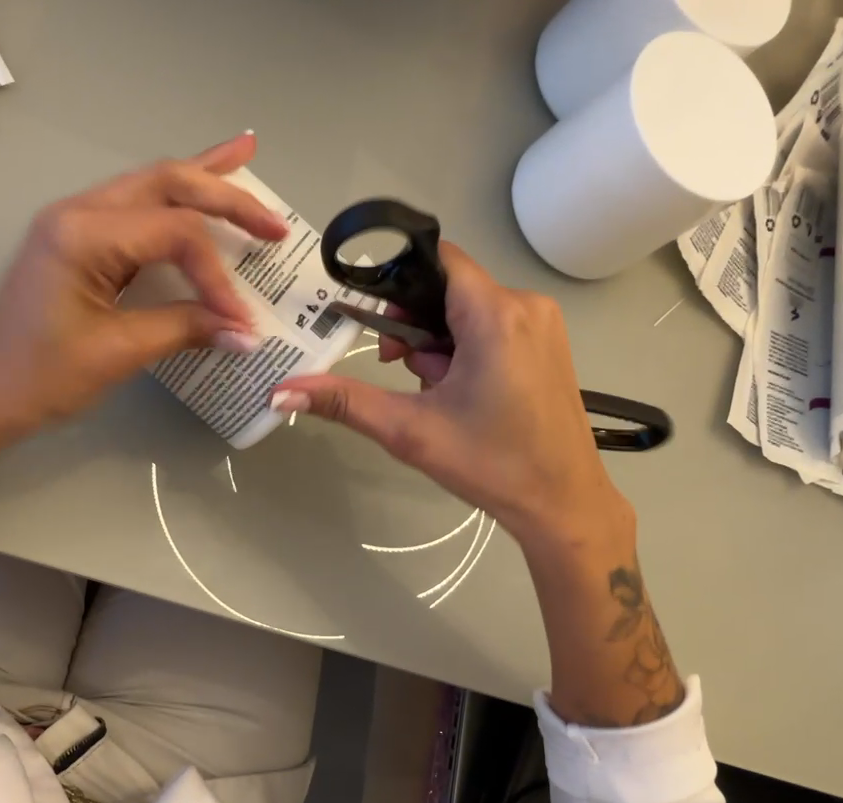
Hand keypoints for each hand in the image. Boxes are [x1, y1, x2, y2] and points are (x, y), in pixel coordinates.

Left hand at [0, 133, 288, 433]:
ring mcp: (72, 222)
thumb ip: (184, 329)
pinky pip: (133, 210)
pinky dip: (170, 202)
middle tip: (275, 219)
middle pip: (166, 183)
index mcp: (83, 233)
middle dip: (225, 196)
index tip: (241, 320)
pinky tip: (197, 187)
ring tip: (247, 160)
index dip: (218, 275)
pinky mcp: (74, 241)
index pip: (174, 233)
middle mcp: (77, 212)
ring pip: (149, 185)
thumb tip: (245, 333)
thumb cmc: (42, 378)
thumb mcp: (118, 353)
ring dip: (199, 179)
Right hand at [272, 242, 623, 548]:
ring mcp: (543, 324)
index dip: (396, 283)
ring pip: (469, 310)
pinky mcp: (548, 345)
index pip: (437, 259)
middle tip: (404, 375)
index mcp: (495, 315)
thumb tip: (280, 392)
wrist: (562, 503)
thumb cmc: (490, 464)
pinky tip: (464, 394)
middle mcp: (526, 305)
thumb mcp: (409, 431)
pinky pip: (492, 326)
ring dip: (440, 344)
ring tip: (439, 394)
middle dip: (415, 327)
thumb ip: (343, 403)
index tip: (374, 324)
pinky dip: (466, 351)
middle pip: (448, 288)